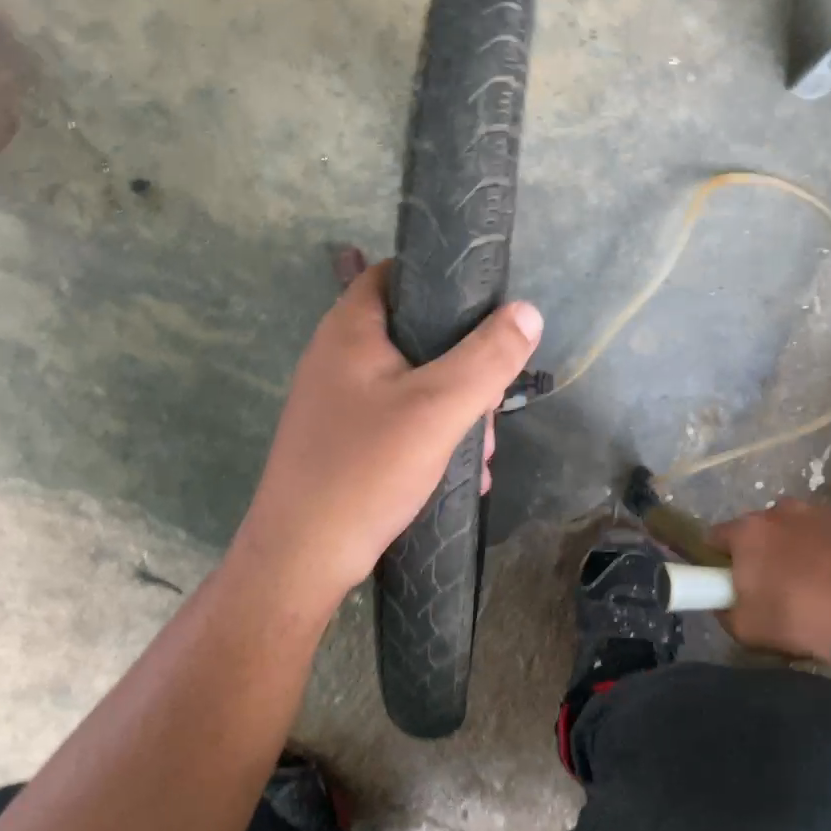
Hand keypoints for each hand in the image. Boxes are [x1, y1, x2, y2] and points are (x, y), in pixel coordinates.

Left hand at [231, 261, 541, 604]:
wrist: (303, 556)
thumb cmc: (367, 469)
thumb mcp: (439, 407)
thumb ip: (487, 358)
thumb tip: (527, 313)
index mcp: (350, 331)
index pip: (396, 275)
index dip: (443, 284)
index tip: (487, 315)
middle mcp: (336, 358)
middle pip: (414, 338)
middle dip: (464, 370)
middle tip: (491, 411)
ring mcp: (336, 403)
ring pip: (412, 388)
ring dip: (454, 414)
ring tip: (482, 456)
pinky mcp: (341, 443)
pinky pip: (397, 424)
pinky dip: (431, 440)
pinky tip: (460, 475)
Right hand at [709, 500, 830, 671]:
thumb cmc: (805, 619)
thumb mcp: (746, 630)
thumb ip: (725, 610)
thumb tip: (727, 601)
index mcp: (747, 531)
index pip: (713, 538)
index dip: (716, 564)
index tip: (726, 588)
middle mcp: (781, 511)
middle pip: (757, 533)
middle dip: (758, 558)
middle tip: (770, 596)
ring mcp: (823, 515)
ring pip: (796, 535)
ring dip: (796, 557)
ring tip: (813, 595)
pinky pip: (829, 542)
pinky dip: (829, 560)